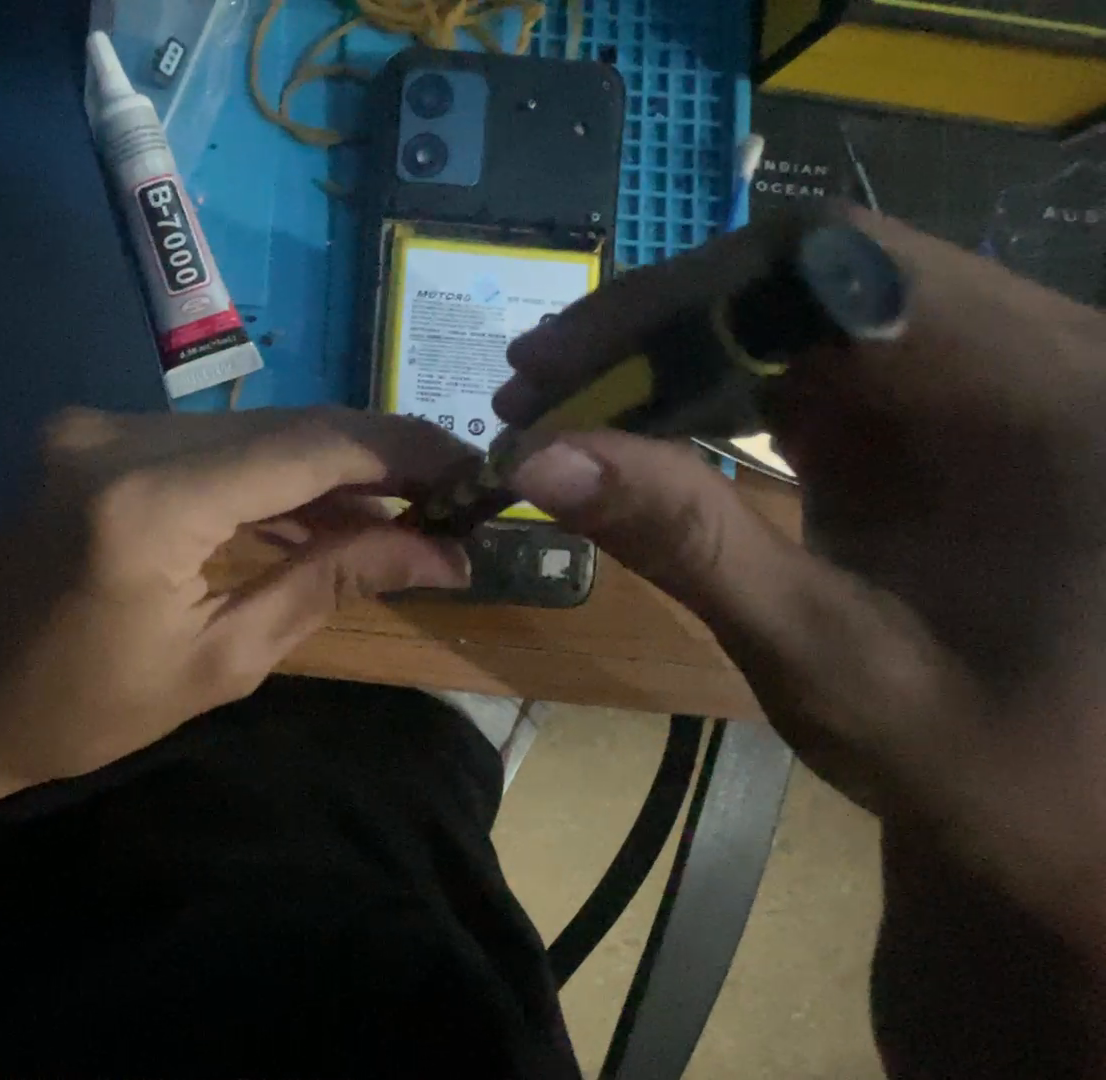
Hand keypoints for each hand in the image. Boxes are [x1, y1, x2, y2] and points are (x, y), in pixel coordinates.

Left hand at [0, 407, 471, 791]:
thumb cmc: (83, 712)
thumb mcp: (220, 661)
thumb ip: (327, 583)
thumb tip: (438, 550)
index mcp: (148, 502)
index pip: (308, 446)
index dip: (401, 451)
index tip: (472, 470)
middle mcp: (117, 437)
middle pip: (281, 426)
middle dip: (370, 459)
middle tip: (444, 499)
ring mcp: (92, 428)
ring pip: (242, 431)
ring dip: (317, 468)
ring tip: (394, 510)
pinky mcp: (84, 438)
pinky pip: (197, 445)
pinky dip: (256, 474)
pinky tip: (311, 510)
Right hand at [494, 206, 1105, 952]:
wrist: (1082, 814)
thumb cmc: (980, 756)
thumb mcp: (817, 652)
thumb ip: (681, 540)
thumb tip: (532, 458)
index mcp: (1048, 399)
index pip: (834, 271)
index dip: (673, 301)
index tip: (552, 364)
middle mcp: (1032, 356)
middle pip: (804, 273)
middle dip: (648, 324)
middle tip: (531, 384)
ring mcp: (977, 380)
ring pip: (789, 309)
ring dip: (661, 352)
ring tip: (556, 405)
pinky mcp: (929, 416)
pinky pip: (795, 362)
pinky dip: (695, 388)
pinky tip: (626, 425)